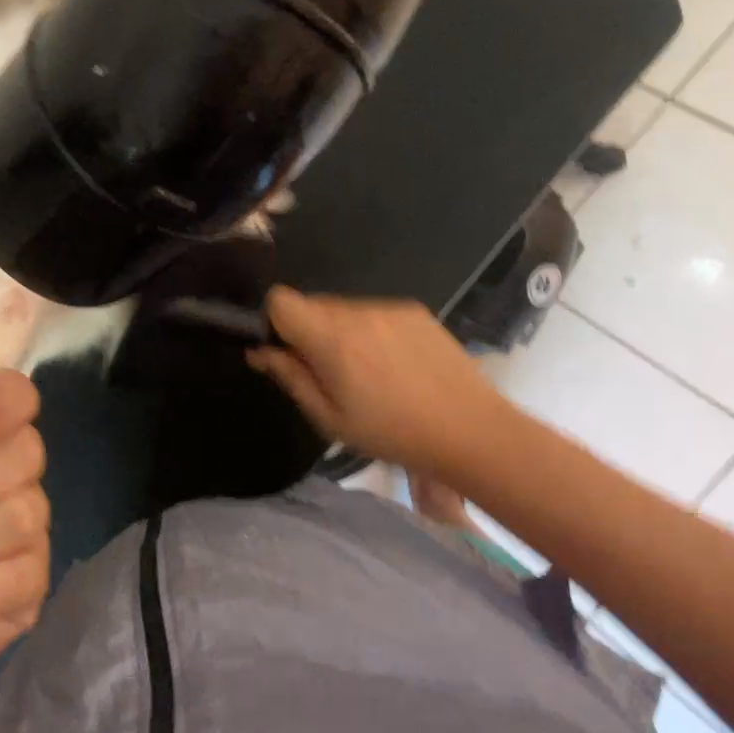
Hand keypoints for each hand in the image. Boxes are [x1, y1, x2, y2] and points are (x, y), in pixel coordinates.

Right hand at [246, 287, 508, 471]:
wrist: (473, 431)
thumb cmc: (392, 433)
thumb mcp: (330, 419)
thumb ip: (290, 378)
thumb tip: (259, 351)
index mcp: (330, 338)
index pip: (280, 299)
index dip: (275, 322)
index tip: (287, 353)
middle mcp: (356, 312)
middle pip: (311, 304)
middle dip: (308, 331)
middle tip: (328, 373)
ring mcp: (388, 308)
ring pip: (343, 309)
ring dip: (340, 332)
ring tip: (367, 373)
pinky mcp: (415, 310)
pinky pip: (374, 313)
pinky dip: (371, 332)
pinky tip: (395, 366)